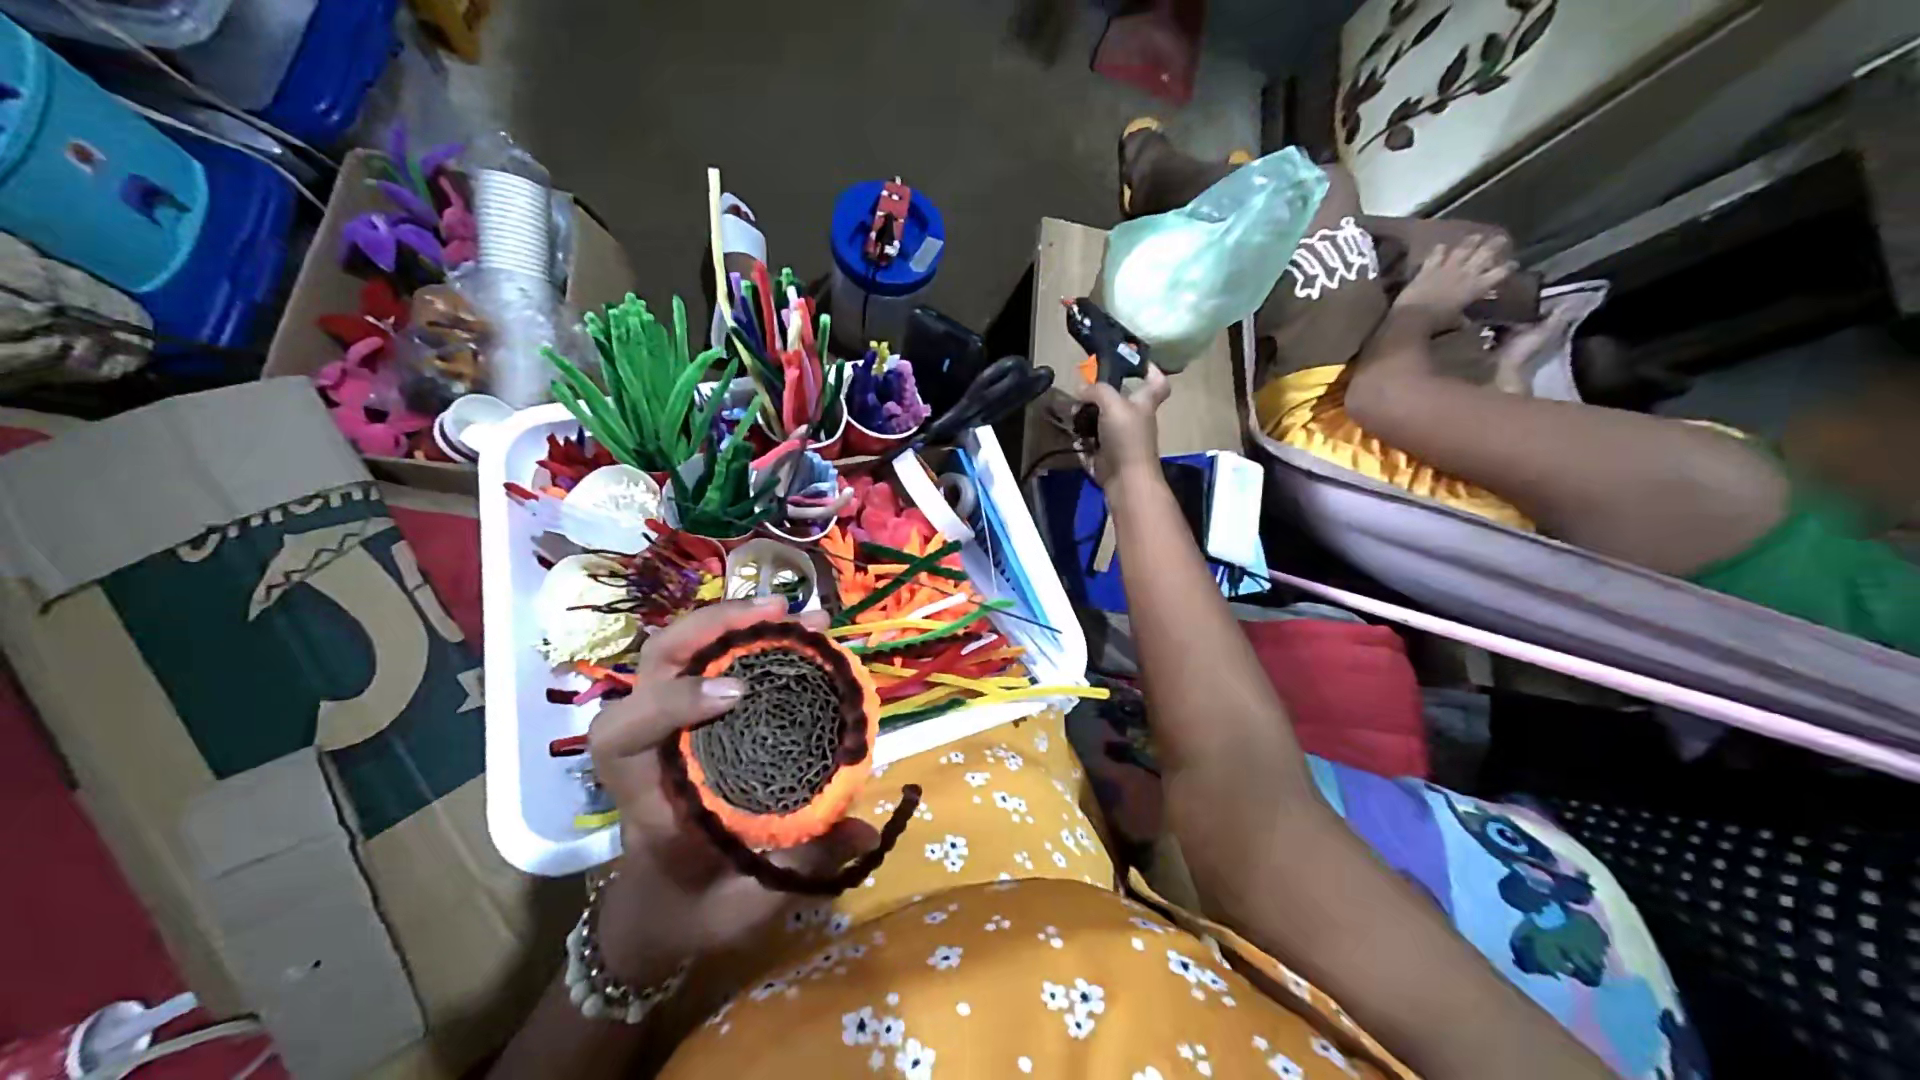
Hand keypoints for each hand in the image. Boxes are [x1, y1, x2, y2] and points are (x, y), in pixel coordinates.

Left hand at [587, 598, 878, 981]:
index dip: (671, 702)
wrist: (663, 908)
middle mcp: (653, 745)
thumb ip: (801, 866)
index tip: (738, 694)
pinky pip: (718, 663)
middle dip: (712, 628)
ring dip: (737, 622)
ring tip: (797, 614)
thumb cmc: (694, 908)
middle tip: (776, 614)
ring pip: (685, 650)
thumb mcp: (746, 904)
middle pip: (656, 663)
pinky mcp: (702, 716)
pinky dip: (754, 641)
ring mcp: (675, 722)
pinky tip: (798, 633)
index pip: (625, 734)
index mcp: (646, 795)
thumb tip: (866, 830)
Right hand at [1078, 363, 1169, 487]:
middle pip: (1118, 399)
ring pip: (1099, 418)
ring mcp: (1118, 436)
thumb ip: (1097, 390)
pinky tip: (1071, 431)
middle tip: (1082, 390)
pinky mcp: (1104, 452)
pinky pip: (1089, 439)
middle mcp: (1133, 417)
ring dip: (1084, 415)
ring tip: (1072, 412)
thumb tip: (1081, 390)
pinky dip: (1079, 436)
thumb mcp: (1113, 404)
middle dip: (1099, 394)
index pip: (1156, 381)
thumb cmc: (1127, 437)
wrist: (1125, 479)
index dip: (1150, 369)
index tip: (1134, 362)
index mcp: (1144, 402)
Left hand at [1393, 235, 1516, 330]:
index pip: (1499, 273)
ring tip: (1476, 236)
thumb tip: (1466, 324)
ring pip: (1463, 249)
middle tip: (1502, 238)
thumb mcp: (1454, 322)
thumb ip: (1461, 320)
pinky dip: (1438, 250)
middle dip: (1495, 245)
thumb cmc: (1436, 323)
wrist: (1413, 317)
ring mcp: (1446, 269)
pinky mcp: (1428, 269)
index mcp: (1476, 287)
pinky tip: (1441, 245)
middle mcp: (1466, 274)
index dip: (1508, 268)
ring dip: (1471, 242)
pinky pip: (1435, 256)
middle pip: (1485, 254)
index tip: (1513, 264)